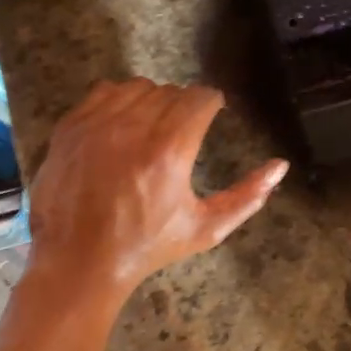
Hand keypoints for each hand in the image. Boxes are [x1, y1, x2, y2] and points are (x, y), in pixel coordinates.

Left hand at [25, 79, 288, 294]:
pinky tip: (122, 124)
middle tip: (184, 129)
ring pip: (137, 87)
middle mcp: (133, 129)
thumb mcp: (206, 228)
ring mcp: (97, 125)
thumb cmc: (148, 247)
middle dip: (184, 105)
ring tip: (153, 125)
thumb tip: (280, 166)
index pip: (200, 98)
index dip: (212, 103)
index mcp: (170, 151)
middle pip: (171, 91)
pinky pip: (103, 92)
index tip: (214, 114)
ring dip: (152, 99)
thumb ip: (248, 196)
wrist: (79, 262)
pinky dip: (119, 101)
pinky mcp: (70, 128)